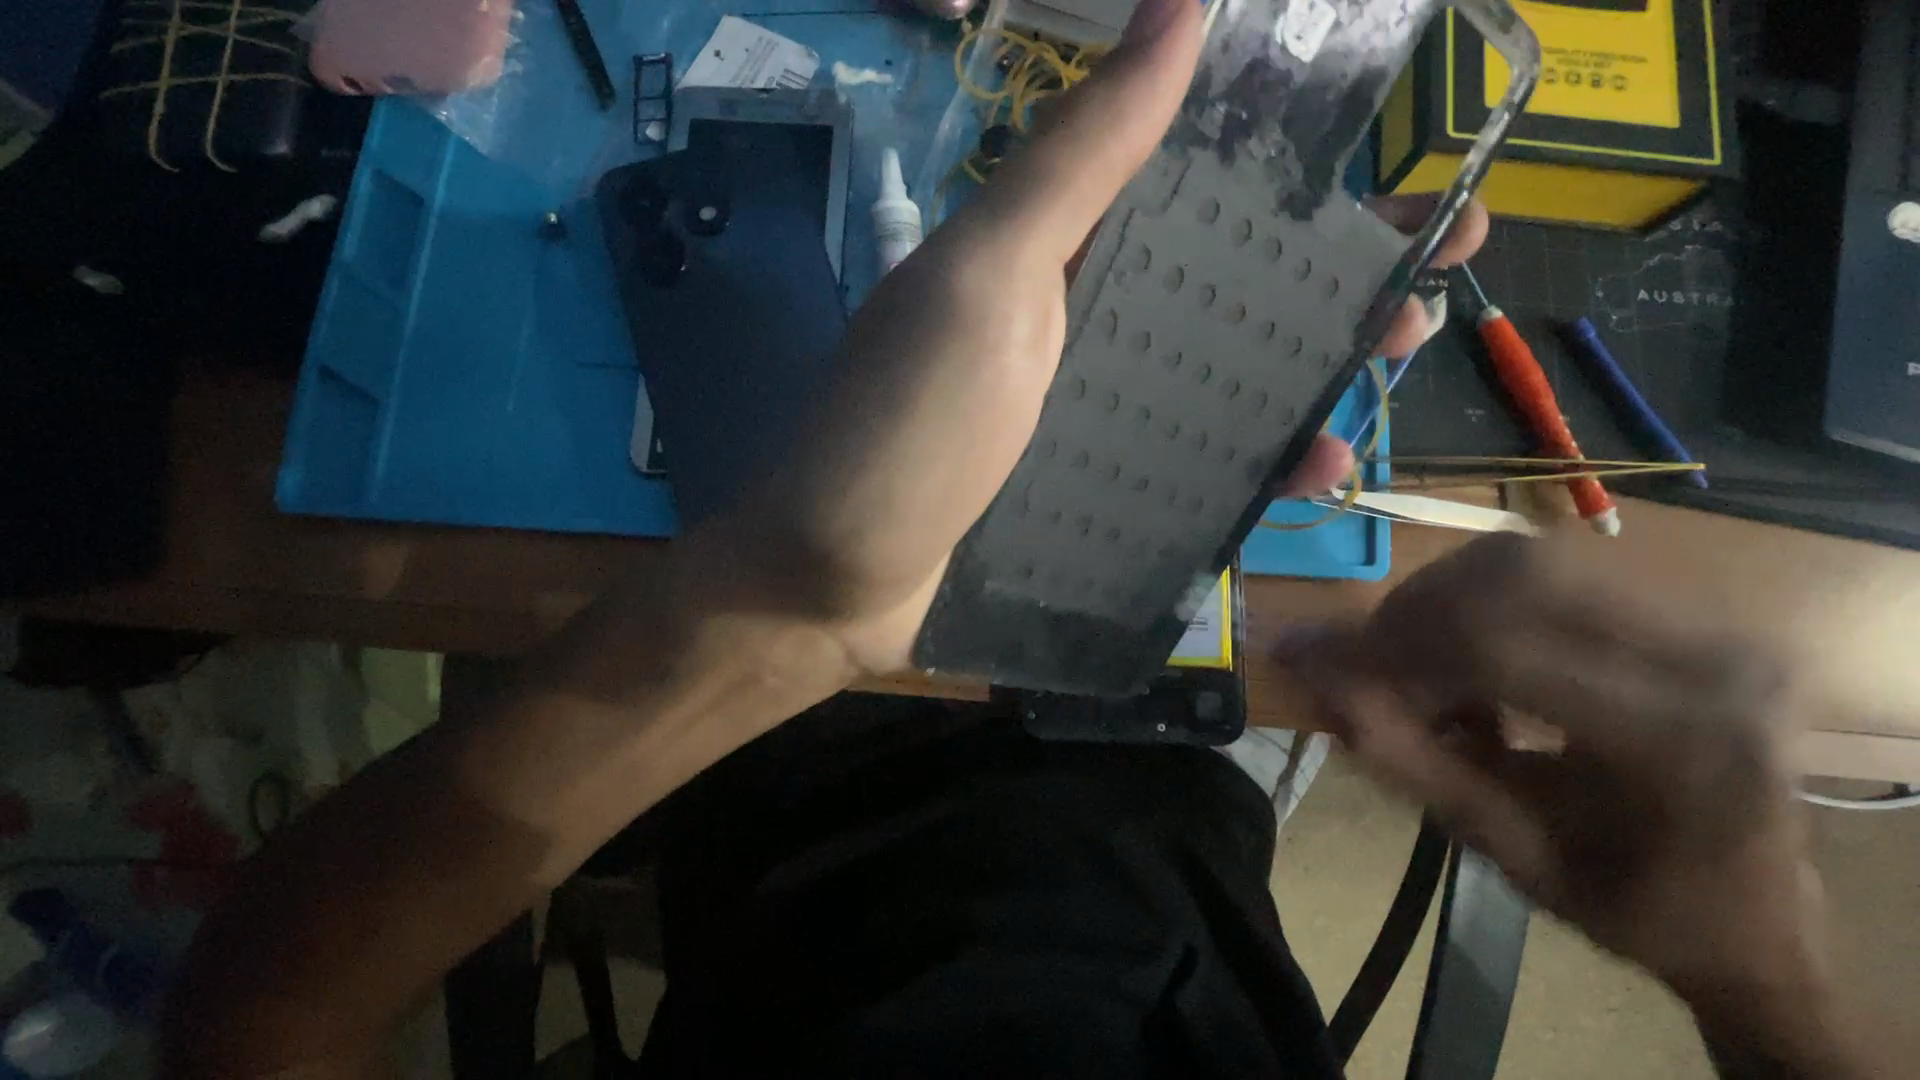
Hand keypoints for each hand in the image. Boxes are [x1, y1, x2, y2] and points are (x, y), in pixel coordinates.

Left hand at [695, 0, 1486, 680]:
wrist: (839, 580)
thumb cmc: (909, 425)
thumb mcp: (988, 279)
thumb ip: (1077, 161)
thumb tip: (1181, 8)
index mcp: (1055, 256)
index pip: (1189, 188)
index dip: (1289, 172)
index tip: (1394, 170)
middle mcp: (1075, 328)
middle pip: (1220, 286)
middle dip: (1326, 276)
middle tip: (1429, 279)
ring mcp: (1084, 417)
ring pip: (1218, 379)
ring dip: (1309, 370)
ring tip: (1389, 365)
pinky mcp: (1090, 494)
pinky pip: (1188, 467)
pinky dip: (1252, 465)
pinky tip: (1314, 471)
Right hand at [1276, 533, 1827, 1003]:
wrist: (1757, 914)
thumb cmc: (1630, 905)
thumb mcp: (1504, 850)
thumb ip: (1405, 756)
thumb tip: (1304, 665)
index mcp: (1677, 735)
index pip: (1492, 641)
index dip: (1388, 650)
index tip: (1333, 680)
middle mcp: (1707, 654)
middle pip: (1505, 574)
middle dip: (1410, 617)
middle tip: (1378, 677)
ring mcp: (1707, 622)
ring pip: (1517, 558)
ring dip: (1439, 606)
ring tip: (1425, 675)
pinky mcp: (1689, 610)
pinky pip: (1546, 571)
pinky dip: (1476, 606)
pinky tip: (1473, 664)